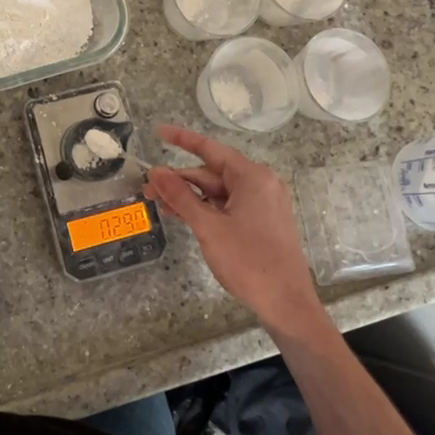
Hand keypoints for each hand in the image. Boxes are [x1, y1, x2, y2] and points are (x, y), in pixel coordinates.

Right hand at [144, 124, 324, 332]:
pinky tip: (184, 216)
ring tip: (160, 206)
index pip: (210, 149)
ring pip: (219, 192)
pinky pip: (229, 206)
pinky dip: (206, 210)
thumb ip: (180, 196)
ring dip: (190, 198)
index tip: (159, 131)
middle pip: (212, 173)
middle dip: (180, 181)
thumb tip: (156, 171)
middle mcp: (261, 184)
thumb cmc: (248, 261)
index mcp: (253, 177)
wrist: (286, 303)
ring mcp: (263, 204)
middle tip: (148, 190)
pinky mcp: (262, 222)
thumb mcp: (208, 227)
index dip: (182, 139)